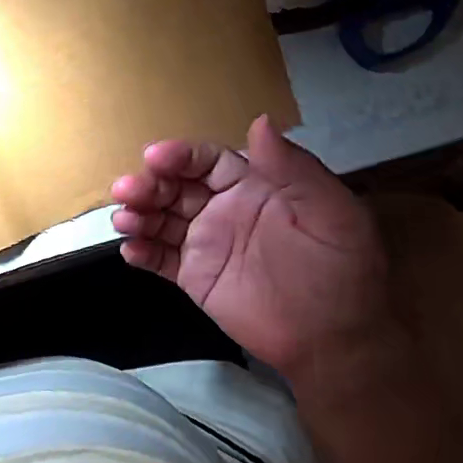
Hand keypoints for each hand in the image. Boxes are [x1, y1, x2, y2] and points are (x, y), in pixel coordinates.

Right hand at [111, 115, 388, 372]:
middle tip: (127, 191)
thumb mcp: (332, 215)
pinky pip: (161, 260)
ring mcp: (206, 244)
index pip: (208, 162)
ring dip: (138, 215)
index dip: (181, 156)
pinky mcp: (194, 277)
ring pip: (162, 221)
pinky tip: (131, 251)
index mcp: (255, 187)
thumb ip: (294, 170)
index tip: (154, 157)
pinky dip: (142, 253)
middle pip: (176, 188)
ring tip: (123, 220)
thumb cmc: (340, 272)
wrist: (332, 341)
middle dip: (149, 185)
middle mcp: (224, 210)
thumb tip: (259, 121)